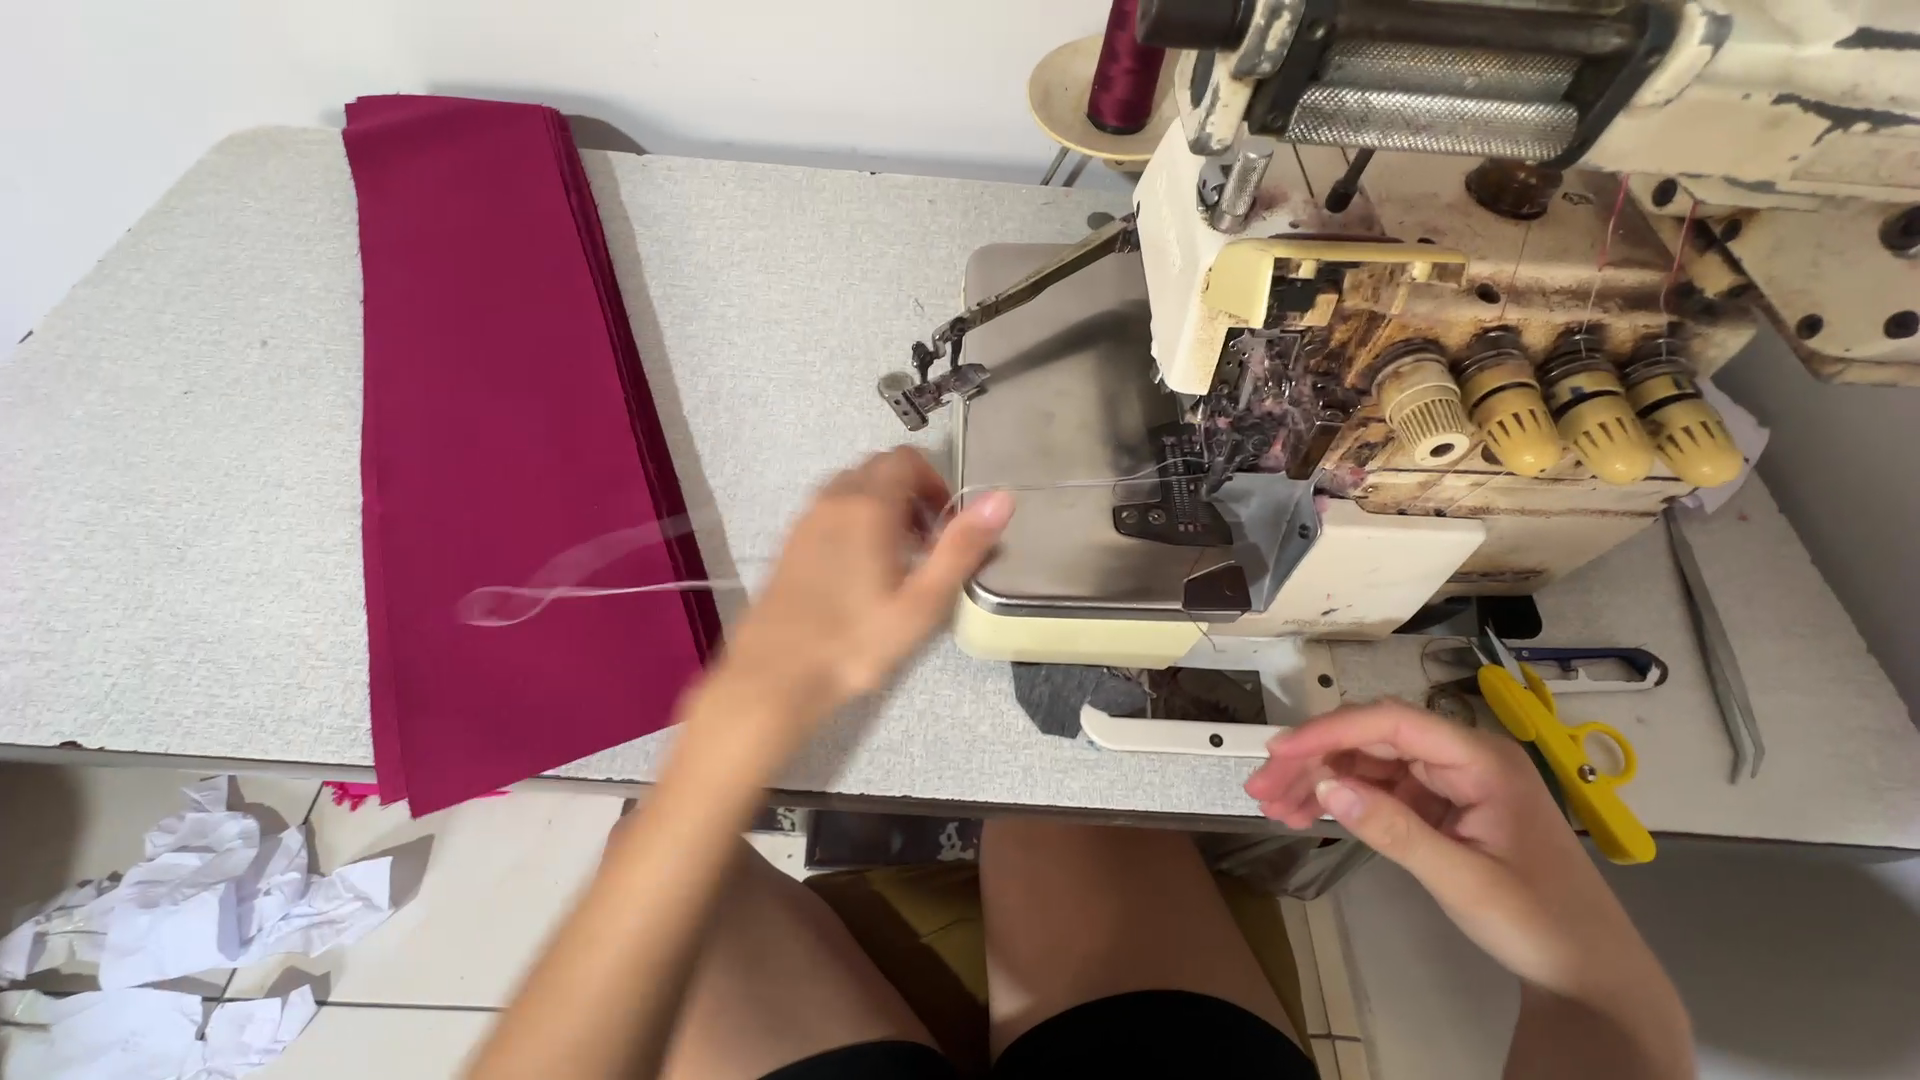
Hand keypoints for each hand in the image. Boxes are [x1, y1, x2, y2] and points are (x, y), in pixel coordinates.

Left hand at [699, 447, 1012, 740]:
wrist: (773, 677)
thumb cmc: (855, 642)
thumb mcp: (922, 602)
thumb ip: (962, 547)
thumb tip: (1003, 498)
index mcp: (866, 505)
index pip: (907, 459)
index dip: (935, 484)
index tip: (946, 527)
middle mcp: (831, 500)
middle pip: (879, 469)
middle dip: (912, 494)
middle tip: (928, 545)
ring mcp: (805, 520)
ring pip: (852, 489)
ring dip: (883, 507)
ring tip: (898, 559)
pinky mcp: (790, 543)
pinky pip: (830, 510)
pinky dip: (855, 522)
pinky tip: (861, 572)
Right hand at [1244, 701, 1659, 1000]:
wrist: (1591, 975)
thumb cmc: (1542, 923)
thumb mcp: (1464, 880)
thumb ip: (1393, 830)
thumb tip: (1323, 788)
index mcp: (1480, 760)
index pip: (1390, 723)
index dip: (1329, 731)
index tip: (1279, 751)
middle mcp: (1461, 758)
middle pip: (1370, 739)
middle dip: (1312, 758)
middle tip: (1261, 786)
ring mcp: (1448, 781)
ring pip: (1366, 763)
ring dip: (1318, 781)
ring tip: (1272, 805)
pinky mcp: (1438, 805)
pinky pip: (1377, 789)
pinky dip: (1340, 801)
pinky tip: (1304, 815)